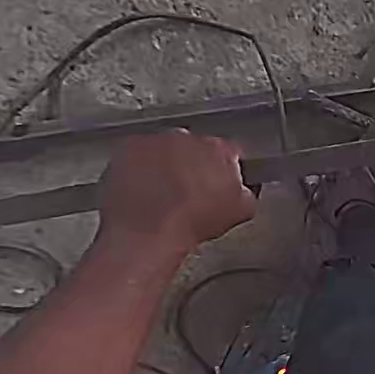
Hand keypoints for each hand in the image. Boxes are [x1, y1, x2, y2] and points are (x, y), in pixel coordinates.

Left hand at [97, 130, 256, 253]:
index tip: (220, 181)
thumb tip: (242, 189)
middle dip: (195, 164)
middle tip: (191, 189)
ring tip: (165, 191)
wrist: (148, 234)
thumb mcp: (241, 212)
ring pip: (166, 148)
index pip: (229, 151)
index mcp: (219, 150)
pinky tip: (145, 188)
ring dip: (167, 164)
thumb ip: (247, 191)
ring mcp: (155, 142)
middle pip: (195, 146)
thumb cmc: (191, 222)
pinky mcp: (127, 150)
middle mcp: (187, 139)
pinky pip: (138, 154)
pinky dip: (141, 167)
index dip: (225, 168)